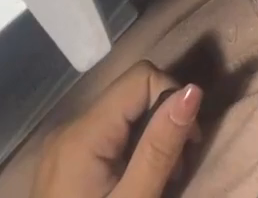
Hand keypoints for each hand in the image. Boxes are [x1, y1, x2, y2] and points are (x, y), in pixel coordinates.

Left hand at [33, 64, 201, 197]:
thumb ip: (160, 146)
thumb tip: (193, 89)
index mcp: (82, 135)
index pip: (141, 77)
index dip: (172, 97)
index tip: (187, 144)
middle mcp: (69, 129)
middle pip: (133, 92)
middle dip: (164, 118)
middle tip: (178, 166)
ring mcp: (64, 146)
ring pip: (125, 112)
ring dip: (153, 135)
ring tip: (161, 177)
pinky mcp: (66, 162)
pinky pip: (111, 133)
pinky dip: (134, 147)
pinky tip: (139, 181)